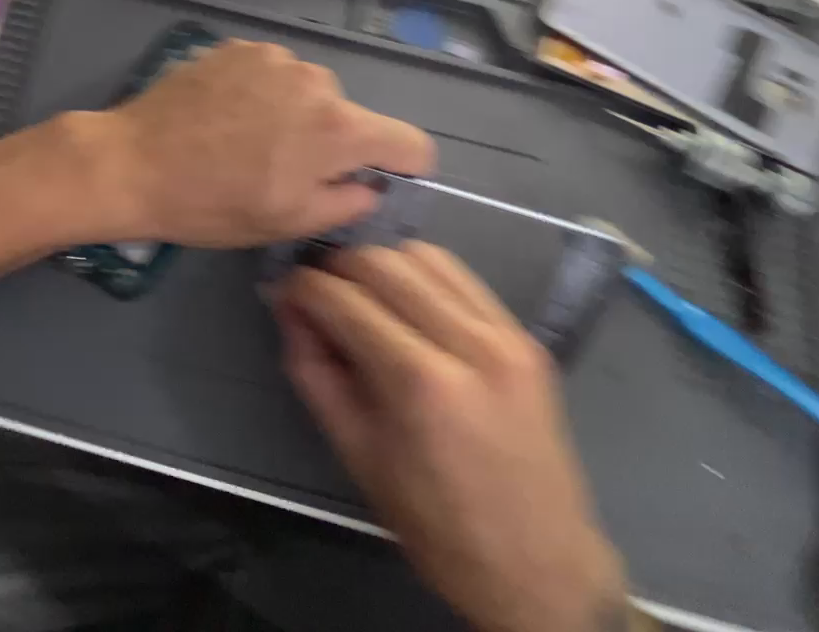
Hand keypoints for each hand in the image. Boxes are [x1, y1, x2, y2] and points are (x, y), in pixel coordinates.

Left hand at [94, 40, 434, 247]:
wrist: (131, 162)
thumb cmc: (210, 203)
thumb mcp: (286, 222)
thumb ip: (347, 203)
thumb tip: (371, 187)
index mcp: (337, 127)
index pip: (410, 143)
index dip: (402, 169)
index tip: (373, 184)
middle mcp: (315, 79)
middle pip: (349, 117)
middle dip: (328, 145)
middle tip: (279, 173)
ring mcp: (273, 57)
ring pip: (307, 94)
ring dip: (292, 117)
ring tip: (242, 144)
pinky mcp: (237, 47)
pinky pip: (271, 75)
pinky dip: (261, 95)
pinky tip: (223, 118)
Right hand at [275, 244, 628, 631]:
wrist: (536, 564)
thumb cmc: (432, 520)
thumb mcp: (353, 448)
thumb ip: (312, 368)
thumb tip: (287, 306)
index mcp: (420, 382)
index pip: (343, 299)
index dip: (301, 286)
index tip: (282, 291)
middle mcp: (468, 343)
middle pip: (381, 262)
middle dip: (335, 266)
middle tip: (314, 290)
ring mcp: (506, 335)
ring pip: (423, 254)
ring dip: (379, 263)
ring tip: (358, 292)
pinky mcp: (526, 336)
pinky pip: (460, 276)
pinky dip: (420, 274)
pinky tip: (403, 301)